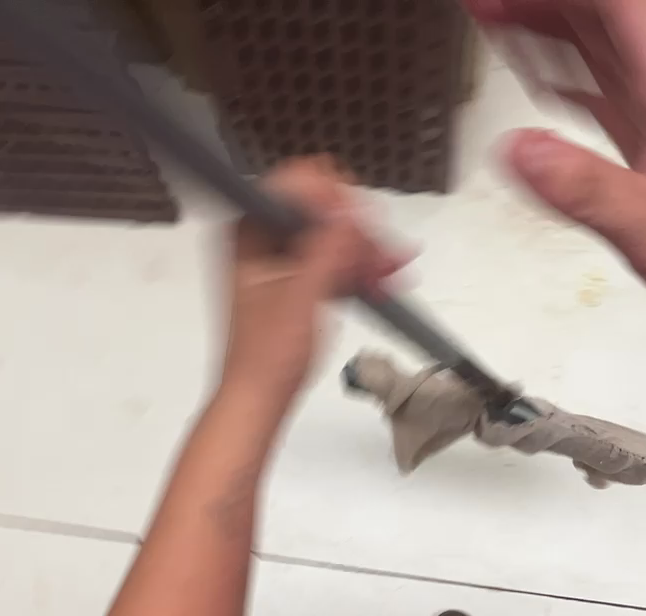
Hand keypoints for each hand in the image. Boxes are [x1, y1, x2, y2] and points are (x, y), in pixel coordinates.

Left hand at [217, 158, 404, 410]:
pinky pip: (331, 260)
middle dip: (358, 230)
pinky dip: (357, 269)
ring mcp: (278, 259)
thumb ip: (327, 250)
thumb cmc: (267, 359)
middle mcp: (260, 237)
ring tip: (396, 268)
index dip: (334, 200)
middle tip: (386, 253)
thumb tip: (350, 213)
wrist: (260, 400)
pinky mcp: (294, 281)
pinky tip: (385, 279)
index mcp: (249, 231)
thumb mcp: (302, 298)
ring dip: (365, 250)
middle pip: (320, 209)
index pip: (296, 185)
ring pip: (331, 235)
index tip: (362, 225)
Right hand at [468, 0, 645, 347]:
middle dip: (542, 3)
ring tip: (496, 21)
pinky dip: (566, 80)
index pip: (618, 2)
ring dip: (549, 29)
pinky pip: (603, 93)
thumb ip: (583, 187)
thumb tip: (517, 148)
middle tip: (484, 3)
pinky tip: (541, 83)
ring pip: (601, 49)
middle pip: (604, 14)